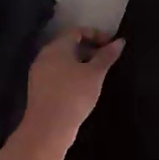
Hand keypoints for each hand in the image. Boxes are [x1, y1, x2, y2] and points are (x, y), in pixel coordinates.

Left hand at [20, 28, 123, 149]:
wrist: (48, 128)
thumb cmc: (74, 95)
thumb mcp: (95, 74)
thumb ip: (107, 56)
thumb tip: (119, 41)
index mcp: (56, 47)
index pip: (77, 31)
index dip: (96, 34)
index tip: (111, 44)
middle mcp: (44, 56)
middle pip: (68, 44)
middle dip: (89, 48)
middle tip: (107, 58)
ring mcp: (39, 73)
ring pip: (63, 60)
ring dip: (81, 62)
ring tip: (98, 73)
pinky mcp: (39, 89)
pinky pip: (58, 73)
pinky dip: (72, 74)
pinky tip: (84, 87)